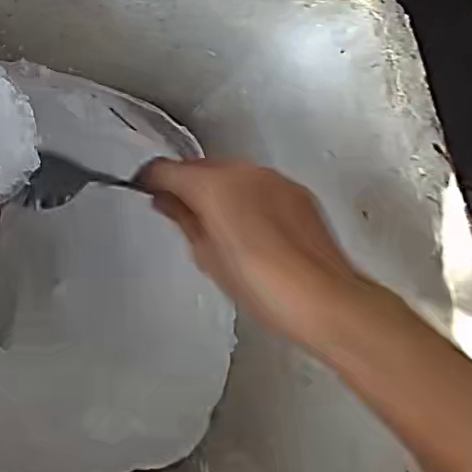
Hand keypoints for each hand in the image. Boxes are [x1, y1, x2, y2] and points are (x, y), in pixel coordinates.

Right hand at [138, 157, 374, 351]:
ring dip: (219, 191)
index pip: (165, 168)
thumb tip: (166, 201)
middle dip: (187, 186)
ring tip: (220, 227)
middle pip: (199, 168)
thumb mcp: (207, 256)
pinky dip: (249, 199)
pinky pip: (259, 186)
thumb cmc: (263, 285)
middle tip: (180, 215)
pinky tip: (253, 230)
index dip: (149, 179)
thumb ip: (182, 219)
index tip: (143, 189)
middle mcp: (241, 170)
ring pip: (231, 175)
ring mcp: (272, 178)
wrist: (327, 303)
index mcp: (211, 183)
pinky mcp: (296, 192)